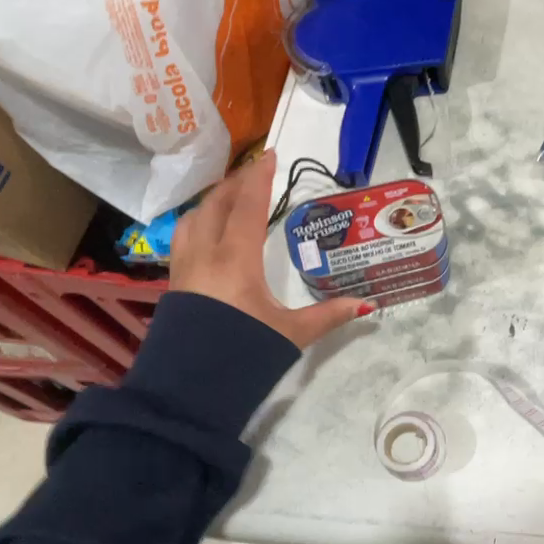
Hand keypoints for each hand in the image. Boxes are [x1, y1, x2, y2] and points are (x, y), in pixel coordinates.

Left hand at [169, 155, 369, 347]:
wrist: (189, 387)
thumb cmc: (243, 353)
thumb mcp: (291, 333)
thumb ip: (328, 315)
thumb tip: (367, 305)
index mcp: (236, 259)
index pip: (248, 207)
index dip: (260, 179)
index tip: (270, 155)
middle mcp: (206, 254)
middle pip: (217, 204)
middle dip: (237, 183)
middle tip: (256, 171)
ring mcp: (185, 267)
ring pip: (194, 217)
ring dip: (214, 200)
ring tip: (231, 196)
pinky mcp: (176, 282)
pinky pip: (185, 236)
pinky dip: (199, 221)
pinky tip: (208, 230)